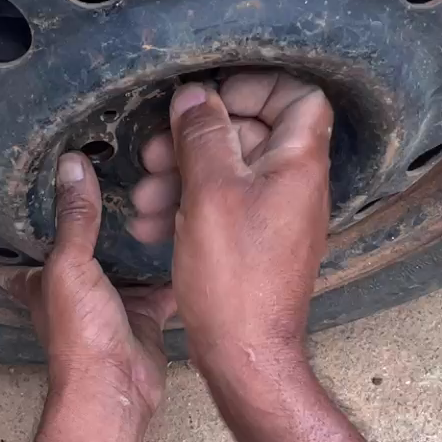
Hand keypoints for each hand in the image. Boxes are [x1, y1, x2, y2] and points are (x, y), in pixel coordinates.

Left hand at [0, 153, 175, 420]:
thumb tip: (72, 165)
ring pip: (127, 261)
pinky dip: (174, 265)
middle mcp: (77, 289)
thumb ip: (74, 219)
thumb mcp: (69, 267)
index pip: (29, 243)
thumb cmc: (79, 336)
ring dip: (140, 236)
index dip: (32, 215)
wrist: (117, 386)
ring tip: (159, 188)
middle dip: (100, 215)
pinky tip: (190, 233)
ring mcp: (113, 302)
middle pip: (87, 245)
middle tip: (121, 169)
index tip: (45, 180)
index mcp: (44, 280)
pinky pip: (162, 283)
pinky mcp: (145, 314)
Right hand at [128, 73, 332, 375]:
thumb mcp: (209, 195)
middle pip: (248, 137)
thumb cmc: (235, 280)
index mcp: (298, 163)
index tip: (211, 101)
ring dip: (181, 179)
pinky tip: (151, 226)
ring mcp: (273, 219)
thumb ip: (202, 137)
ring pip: (226, 177)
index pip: (296, 96)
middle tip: (156, 153)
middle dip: (196, 140)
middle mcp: (293, 187)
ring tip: (144, 198)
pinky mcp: (253, 247)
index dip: (253, 88)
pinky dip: (188, 211)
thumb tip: (194, 97)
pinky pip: (221, 212)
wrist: (244, 353)